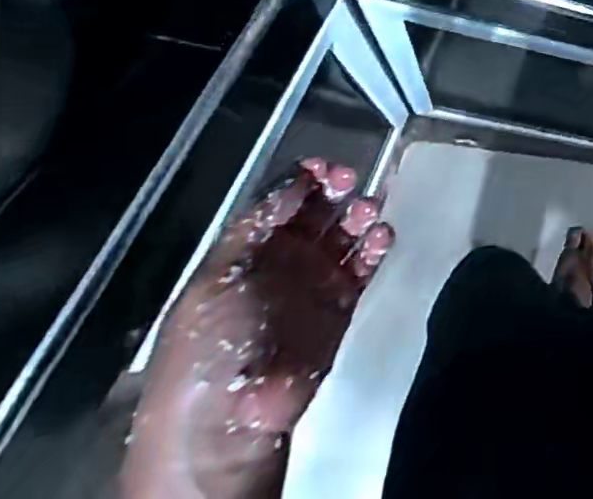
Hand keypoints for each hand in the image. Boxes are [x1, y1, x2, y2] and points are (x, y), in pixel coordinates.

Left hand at [121, 160, 392, 498]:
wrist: (227, 425)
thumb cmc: (210, 346)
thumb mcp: (216, 279)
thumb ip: (256, 224)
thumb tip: (296, 181)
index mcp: (246, 251)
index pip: (280, 202)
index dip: (302, 180)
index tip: (323, 167)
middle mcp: (283, 261)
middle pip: (318, 211)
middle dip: (335, 189)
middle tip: (350, 180)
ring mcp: (315, 282)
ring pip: (346, 233)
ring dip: (359, 214)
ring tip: (368, 209)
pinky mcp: (343, 305)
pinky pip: (366, 265)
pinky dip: (378, 246)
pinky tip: (381, 235)